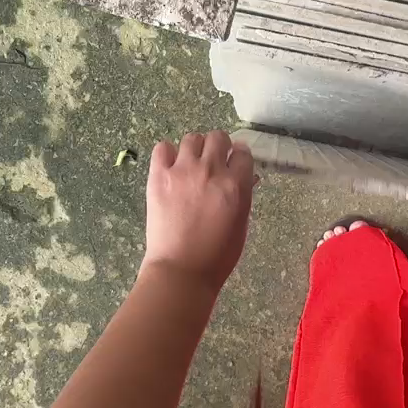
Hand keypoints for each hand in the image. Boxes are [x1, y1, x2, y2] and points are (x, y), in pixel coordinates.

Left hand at [142, 131, 254, 291]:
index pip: (243, 152)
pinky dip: (168, 153)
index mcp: (235, 185)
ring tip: (190, 165)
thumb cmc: (217, 254)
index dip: (239, 157)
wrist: (181, 269)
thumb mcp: (241, 224)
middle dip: (218, 147)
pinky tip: (170, 167)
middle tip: (212, 163)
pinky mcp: (159, 175)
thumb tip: (248, 176)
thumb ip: (244, 195)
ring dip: (195, 149)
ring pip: (192, 138)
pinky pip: (163, 147)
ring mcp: (183, 170)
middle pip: (217, 138)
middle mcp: (211, 171)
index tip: (233, 163)